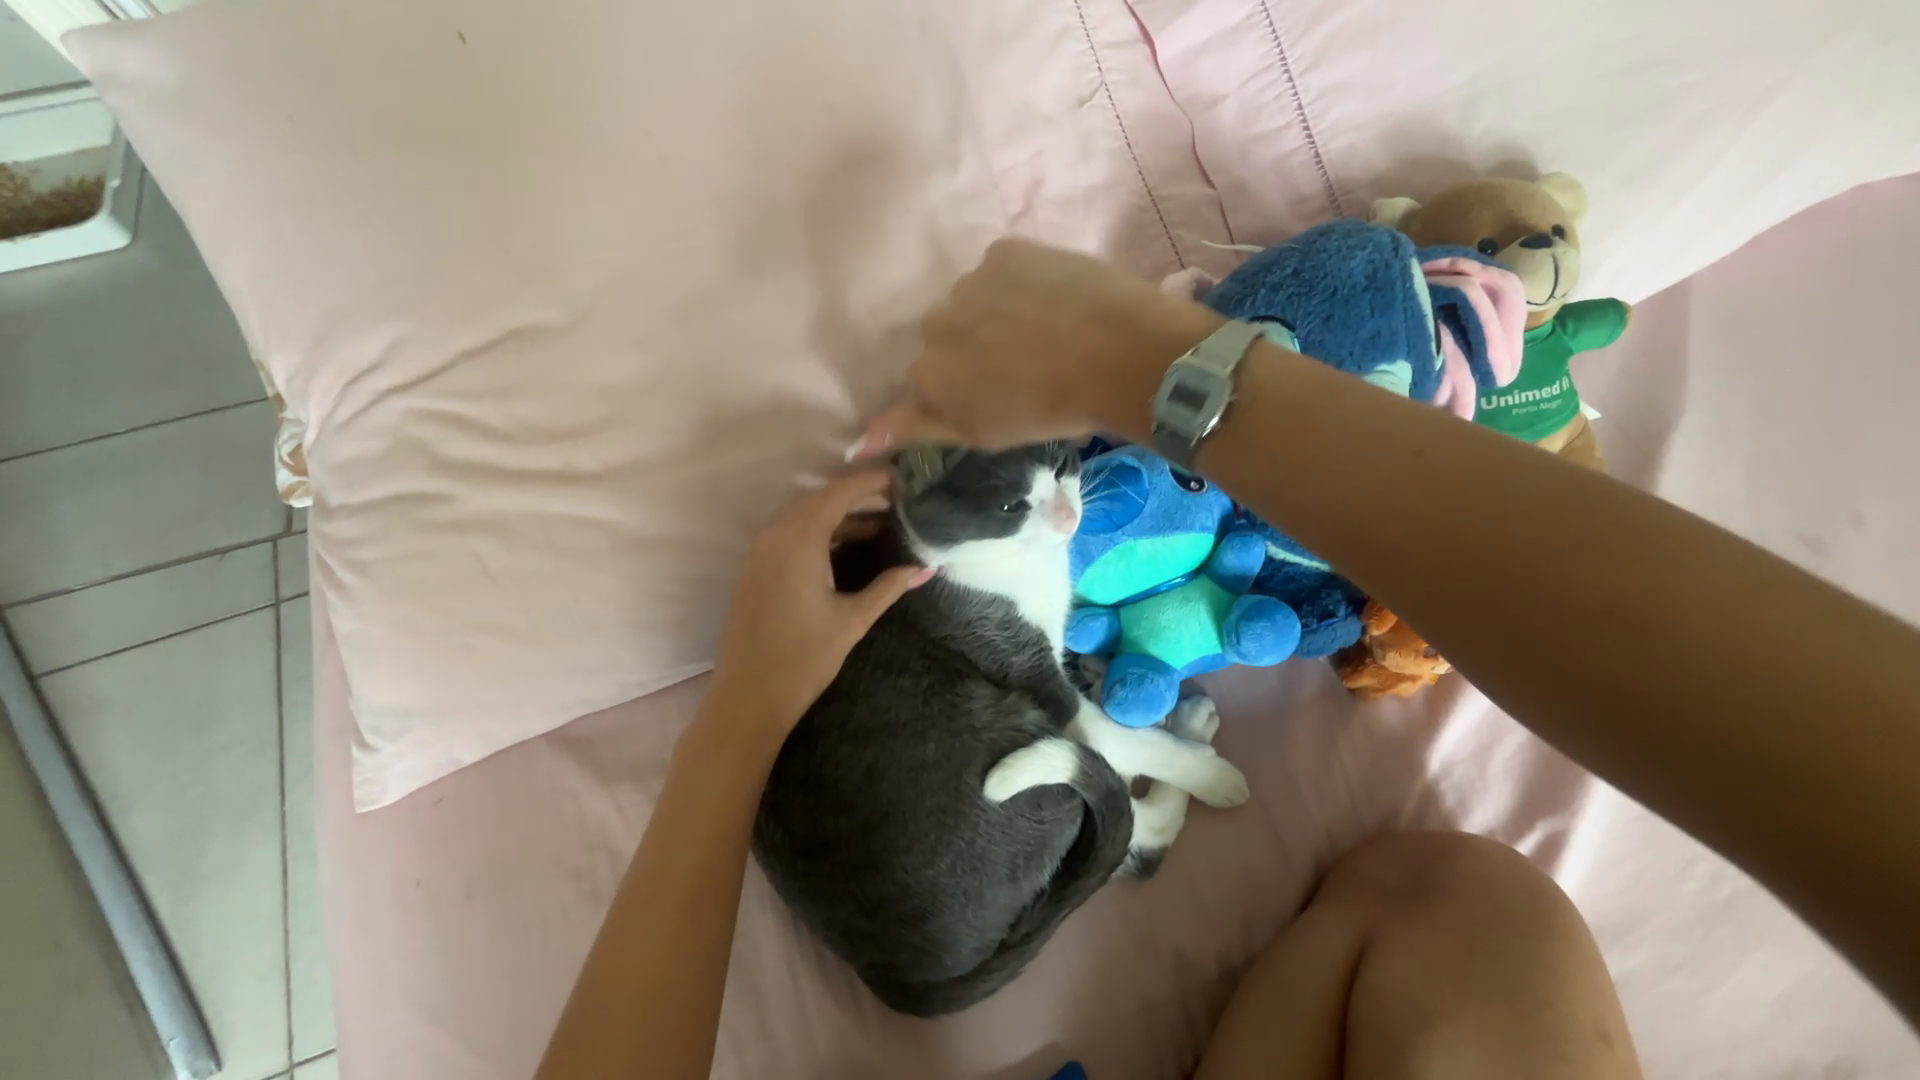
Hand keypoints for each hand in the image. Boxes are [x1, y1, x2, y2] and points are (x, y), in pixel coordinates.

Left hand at [704, 467, 933, 735]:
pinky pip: (790, 535)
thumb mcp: (853, 620)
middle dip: (859, 496)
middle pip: (820, 500)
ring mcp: (760, 552)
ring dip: (839, 516)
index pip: (839, 493)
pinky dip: (820, 532)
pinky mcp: (755, 569)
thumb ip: (889, 587)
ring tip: (881, 523)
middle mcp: (775, 536)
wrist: (748, 697)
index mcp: (799, 541)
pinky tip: (846, 548)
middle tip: (898, 501)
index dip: (871, 481)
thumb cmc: (803, 658)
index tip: (903, 479)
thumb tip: (926, 568)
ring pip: (804, 517)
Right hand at [864, 238, 1221, 450]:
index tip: (998, 395)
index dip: (962, 386)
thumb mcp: (981, 434)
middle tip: (1022, 364)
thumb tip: (859, 439)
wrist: (1119, 355)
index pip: (926, 377)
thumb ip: (918, 428)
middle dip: (972, 347)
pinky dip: (1018, 283)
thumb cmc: (1050, 411)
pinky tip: (1052, 301)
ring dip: (993, 312)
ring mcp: (970, 282)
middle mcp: (935, 322)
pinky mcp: (1005, 251)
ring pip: (971, 300)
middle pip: (944, 334)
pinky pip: (1000, 269)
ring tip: (1042, 331)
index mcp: (927, 372)